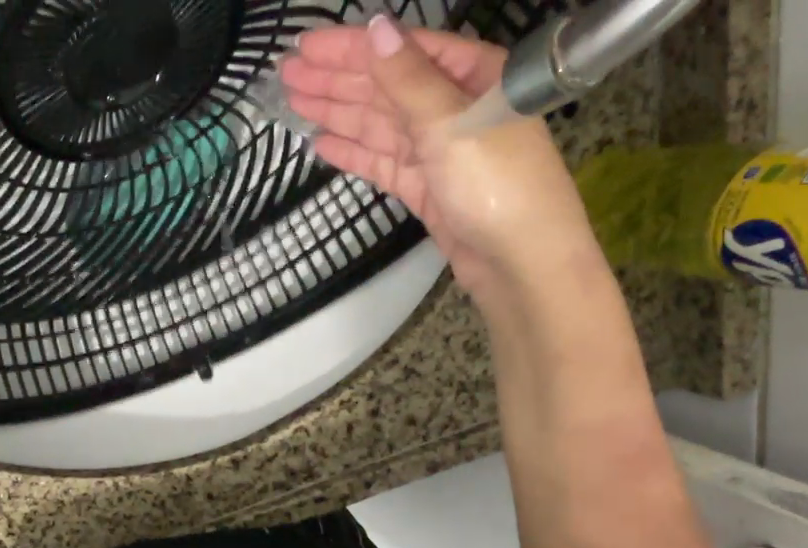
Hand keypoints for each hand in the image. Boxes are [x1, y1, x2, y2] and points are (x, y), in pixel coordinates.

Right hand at [279, 17, 601, 296]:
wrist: (520, 260)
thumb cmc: (497, 183)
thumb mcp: (450, 121)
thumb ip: (407, 77)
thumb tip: (375, 27)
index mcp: (471, 76)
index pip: (402, 51)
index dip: (352, 47)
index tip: (306, 46)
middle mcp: (453, 106)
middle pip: (385, 86)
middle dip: (336, 79)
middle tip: (287, 73)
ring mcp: (437, 150)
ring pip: (378, 124)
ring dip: (337, 113)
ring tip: (294, 103)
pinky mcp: (425, 187)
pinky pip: (382, 161)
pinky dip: (352, 153)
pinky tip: (322, 145)